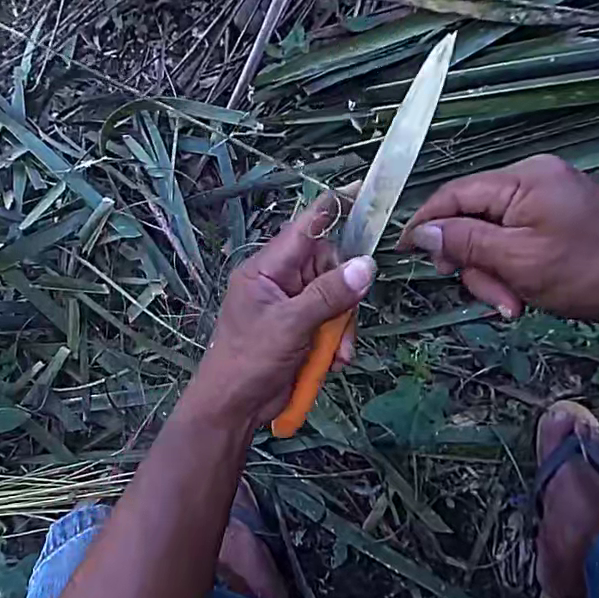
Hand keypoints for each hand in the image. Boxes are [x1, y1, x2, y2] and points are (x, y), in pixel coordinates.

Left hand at [189, 196, 374, 425]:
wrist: (233, 408)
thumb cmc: (248, 361)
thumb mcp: (290, 325)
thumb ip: (328, 295)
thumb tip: (366, 265)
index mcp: (266, 269)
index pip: (305, 229)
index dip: (333, 210)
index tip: (361, 189)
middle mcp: (279, 281)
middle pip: (329, 267)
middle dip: (343, 296)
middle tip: (344, 324)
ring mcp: (291, 306)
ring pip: (335, 298)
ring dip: (342, 326)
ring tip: (337, 353)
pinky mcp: (301, 330)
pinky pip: (331, 323)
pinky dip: (336, 341)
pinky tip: (333, 361)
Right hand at [398, 154, 598, 323]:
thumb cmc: (589, 272)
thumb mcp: (518, 260)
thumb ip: (464, 241)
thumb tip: (419, 232)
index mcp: (523, 178)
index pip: (454, 194)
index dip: (425, 223)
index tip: (403, 252)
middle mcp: (532, 179)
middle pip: (471, 218)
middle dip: (474, 263)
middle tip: (493, 298)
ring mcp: (545, 198)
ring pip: (490, 236)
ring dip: (493, 274)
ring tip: (516, 303)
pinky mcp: (555, 218)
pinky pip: (513, 240)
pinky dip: (511, 269)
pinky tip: (527, 293)